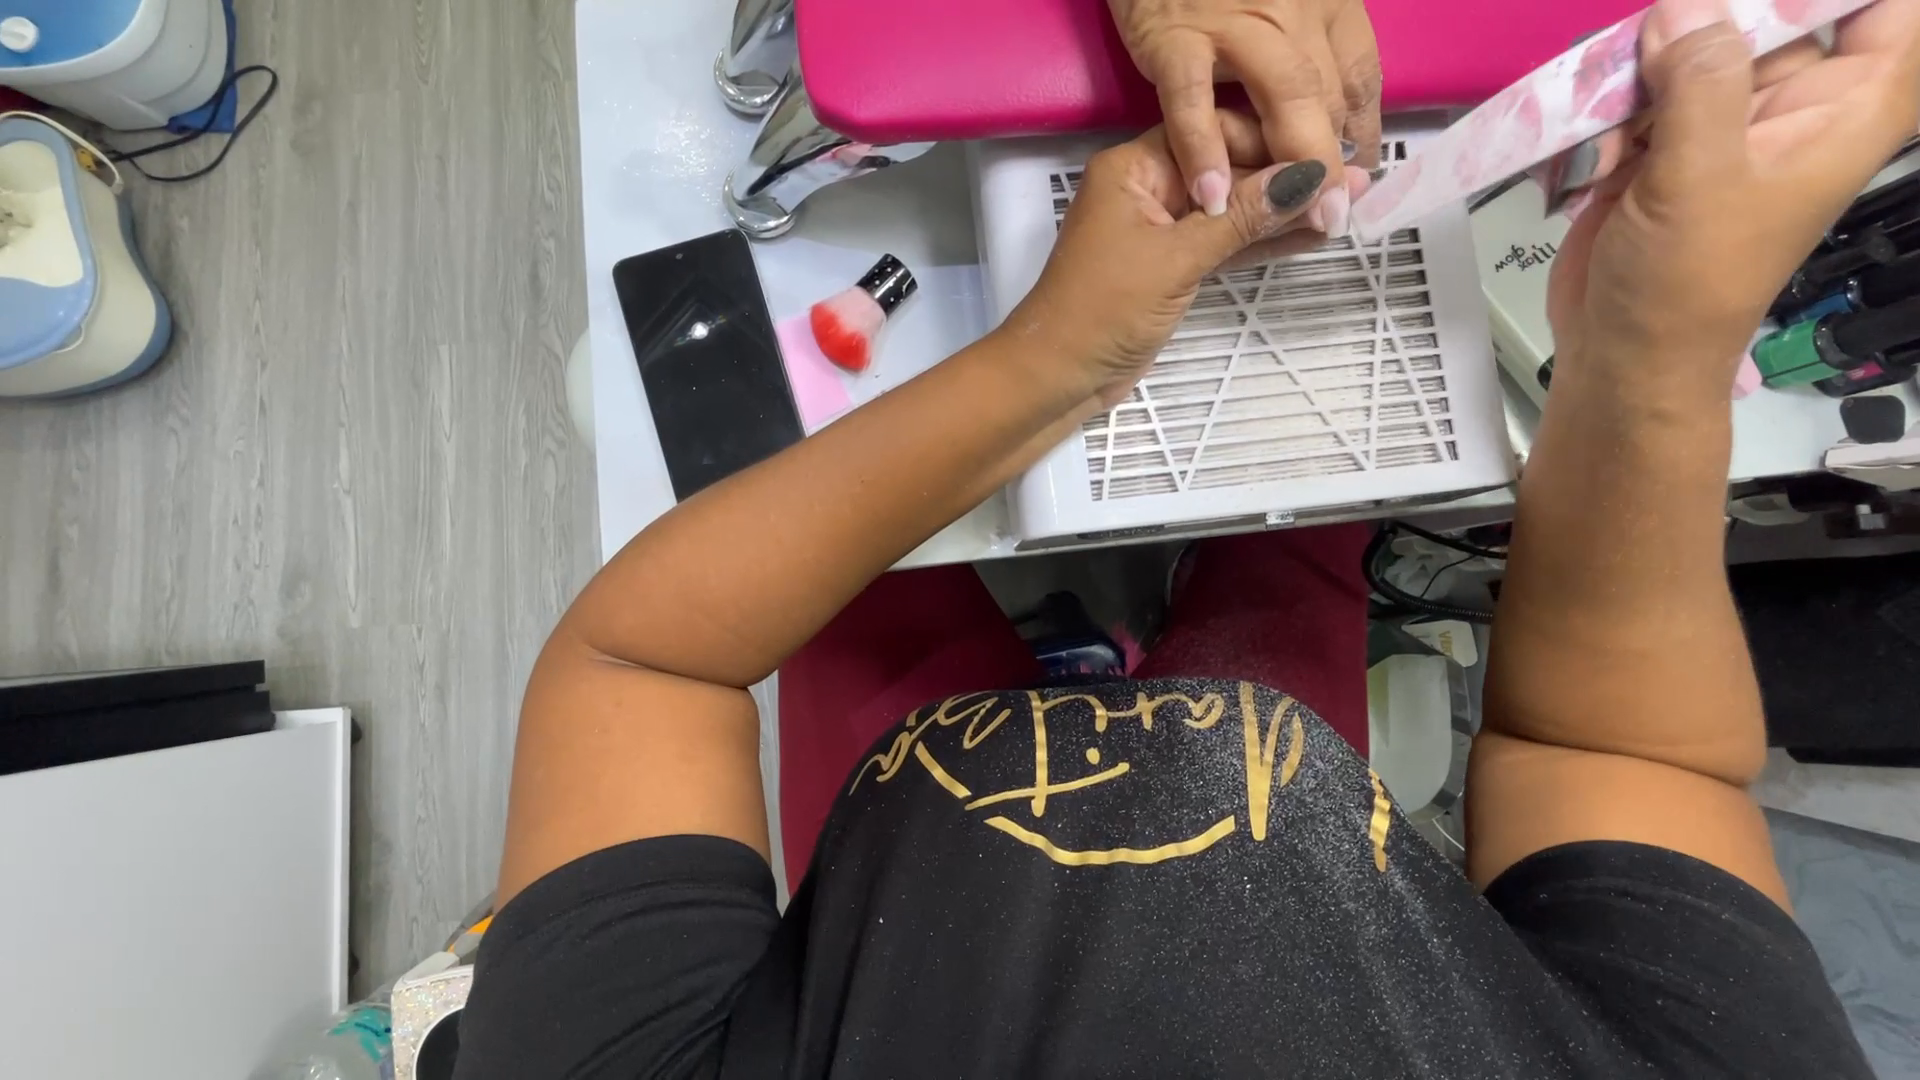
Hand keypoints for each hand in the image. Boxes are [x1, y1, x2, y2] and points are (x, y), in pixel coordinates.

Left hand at [1003, 113, 1372, 406]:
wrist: (1058, 376)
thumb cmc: (1100, 311)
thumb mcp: (1174, 259)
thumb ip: (1240, 218)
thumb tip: (1307, 178)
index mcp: (1135, 167)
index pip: (1216, 134)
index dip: (1275, 145)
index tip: (1329, 158)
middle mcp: (1148, 189)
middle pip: (1228, 171)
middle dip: (1287, 181)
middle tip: (1353, 185)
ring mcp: (1159, 231)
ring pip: (1230, 212)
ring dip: (1282, 214)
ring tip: (1345, 210)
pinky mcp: (1169, 269)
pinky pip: (1222, 246)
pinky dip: (1259, 245)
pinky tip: (1307, 237)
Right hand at [1108, 0, 1379, 232]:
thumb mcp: (1275, 2)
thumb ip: (1302, 51)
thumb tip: (1324, 122)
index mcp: (1323, 0)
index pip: (1359, 76)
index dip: (1365, 134)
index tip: (1359, 182)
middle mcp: (1292, 10)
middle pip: (1328, 95)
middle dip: (1336, 163)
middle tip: (1335, 219)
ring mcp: (1233, 24)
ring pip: (1281, 97)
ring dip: (1294, 164)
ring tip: (1298, 219)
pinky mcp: (1175, 41)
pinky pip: (1193, 102)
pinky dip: (1205, 150)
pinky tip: (1213, 196)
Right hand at [1546, 0, 1919, 409]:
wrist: (1619, 351)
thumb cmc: (1684, 279)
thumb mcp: (1701, 176)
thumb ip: (1698, 83)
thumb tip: (1678, 6)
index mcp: (1846, 100)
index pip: (1871, 3)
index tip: (1724, 10)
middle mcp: (1783, 107)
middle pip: (1756, 22)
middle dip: (1693, 31)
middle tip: (1638, 48)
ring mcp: (1711, 133)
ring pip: (1681, 61)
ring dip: (1631, 82)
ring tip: (1598, 116)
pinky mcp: (1650, 159)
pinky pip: (1629, 110)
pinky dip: (1599, 122)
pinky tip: (1587, 159)